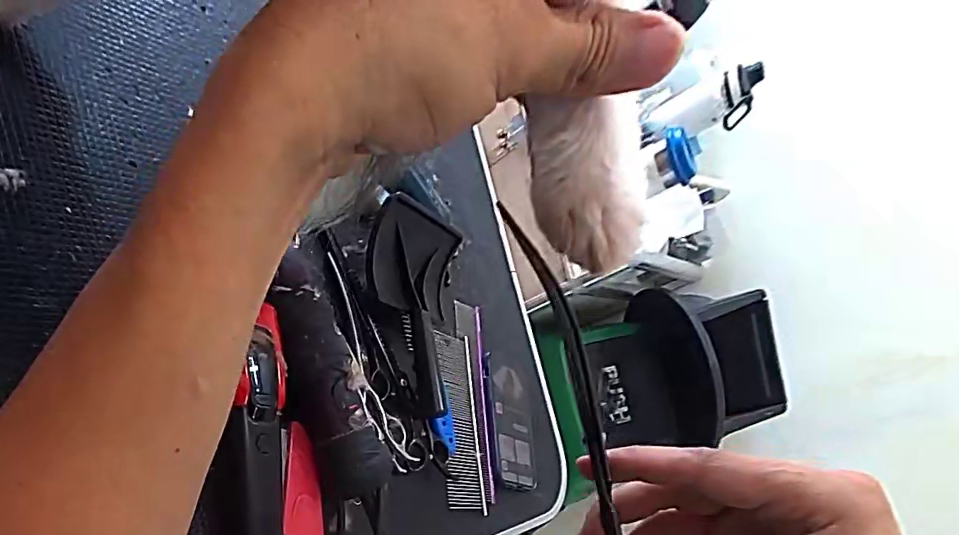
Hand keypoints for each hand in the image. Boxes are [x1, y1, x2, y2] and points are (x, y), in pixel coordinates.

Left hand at [205, 0, 683, 172]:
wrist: (301, 101)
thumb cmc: (381, 49)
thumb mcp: (509, 45)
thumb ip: (587, 46)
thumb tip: (657, 46)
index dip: (612, 16)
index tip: (634, 50)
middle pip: (556, 0)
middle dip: (583, 32)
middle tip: (607, 75)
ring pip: (525, 13)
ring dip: (553, 50)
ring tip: (568, 91)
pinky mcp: (423, 17)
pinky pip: (490, 29)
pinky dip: (515, 60)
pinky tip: (524, 84)